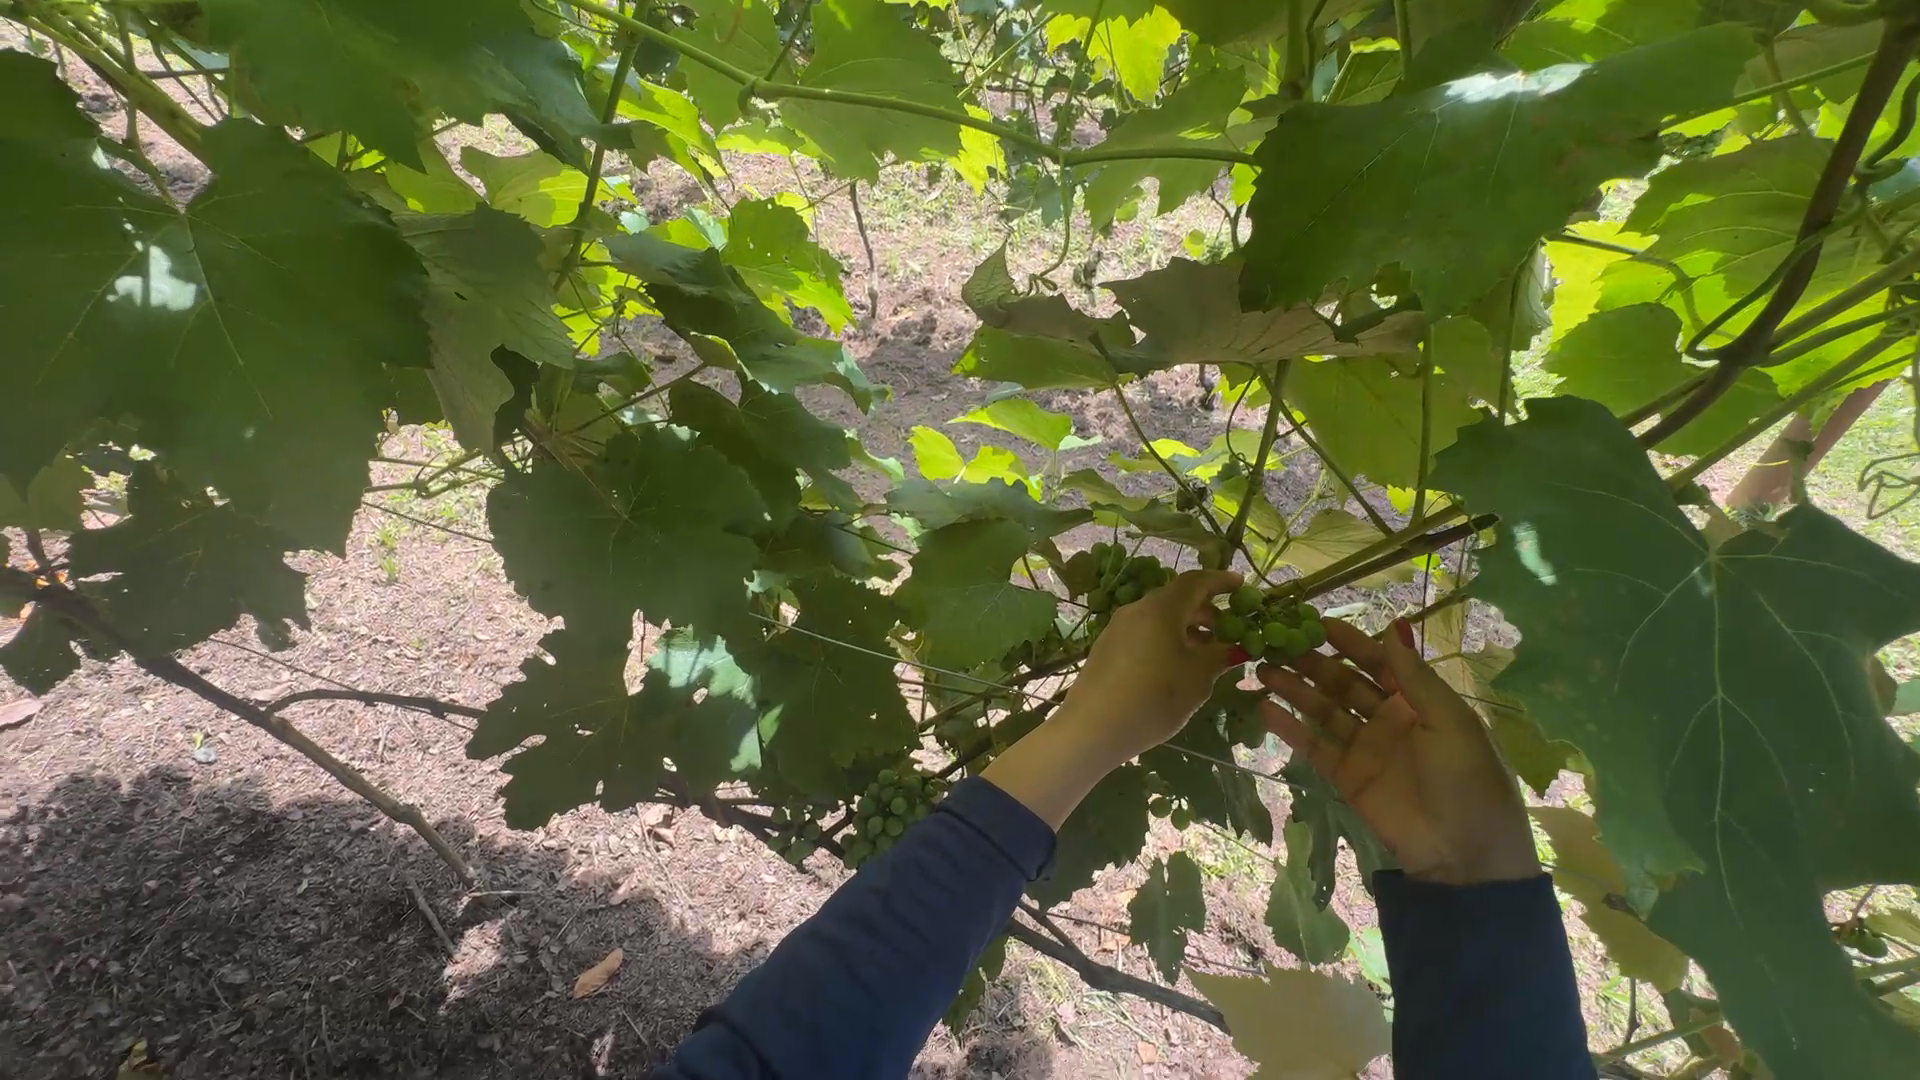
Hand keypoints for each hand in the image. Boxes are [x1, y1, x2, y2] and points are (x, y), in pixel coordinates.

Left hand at [983, 569, 1240, 828]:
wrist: (1093, 727)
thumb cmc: (1154, 698)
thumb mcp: (1197, 679)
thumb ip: (1218, 656)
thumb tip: (1232, 647)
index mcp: (1161, 608)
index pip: (1195, 582)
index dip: (1220, 581)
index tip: (1241, 586)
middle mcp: (1136, 609)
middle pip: (1175, 598)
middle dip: (1204, 610)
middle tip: (1228, 628)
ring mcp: (1117, 628)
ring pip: (1158, 617)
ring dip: (1185, 627)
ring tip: (1206, 651)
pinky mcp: (1106, 647)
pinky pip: (1143, 632)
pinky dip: (1165, 638)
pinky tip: (1175, 665)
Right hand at [1258, 617, 1539, 884]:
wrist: (1465, 853)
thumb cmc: (1468, 780)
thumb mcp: (1451, 723)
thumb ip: (1415, 678)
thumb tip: (1393, 627)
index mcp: (1418, 702)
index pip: (1377, 662)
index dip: (1349, 642)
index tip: (1315, 622)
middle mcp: (1387, 718)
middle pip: (1342, 682)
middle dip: (1311, 662)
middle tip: (1275, 643)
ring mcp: (1364, 747)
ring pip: (1322, 709)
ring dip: (1294, 689)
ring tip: (1262, 670)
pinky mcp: (1345, 775)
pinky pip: (1313, 745)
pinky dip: (1289, 727)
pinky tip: (1265, 708)